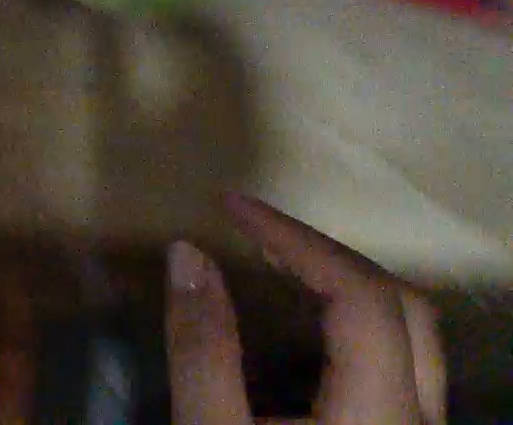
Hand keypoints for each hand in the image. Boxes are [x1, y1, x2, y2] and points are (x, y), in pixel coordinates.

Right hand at [166, 193, 445, 424]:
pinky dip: (340, 314)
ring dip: (336, 278)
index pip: (361, 298)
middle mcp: (420, 422)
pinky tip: (288, 315)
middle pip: (404, 309)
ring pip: (408, 335)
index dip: (295, 238)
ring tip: (263, 254)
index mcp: (379, 418)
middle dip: (320, 249)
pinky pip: (391, 359)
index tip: (227, 205)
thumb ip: (201, 345)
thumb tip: (188, 252)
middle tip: (247, 224)